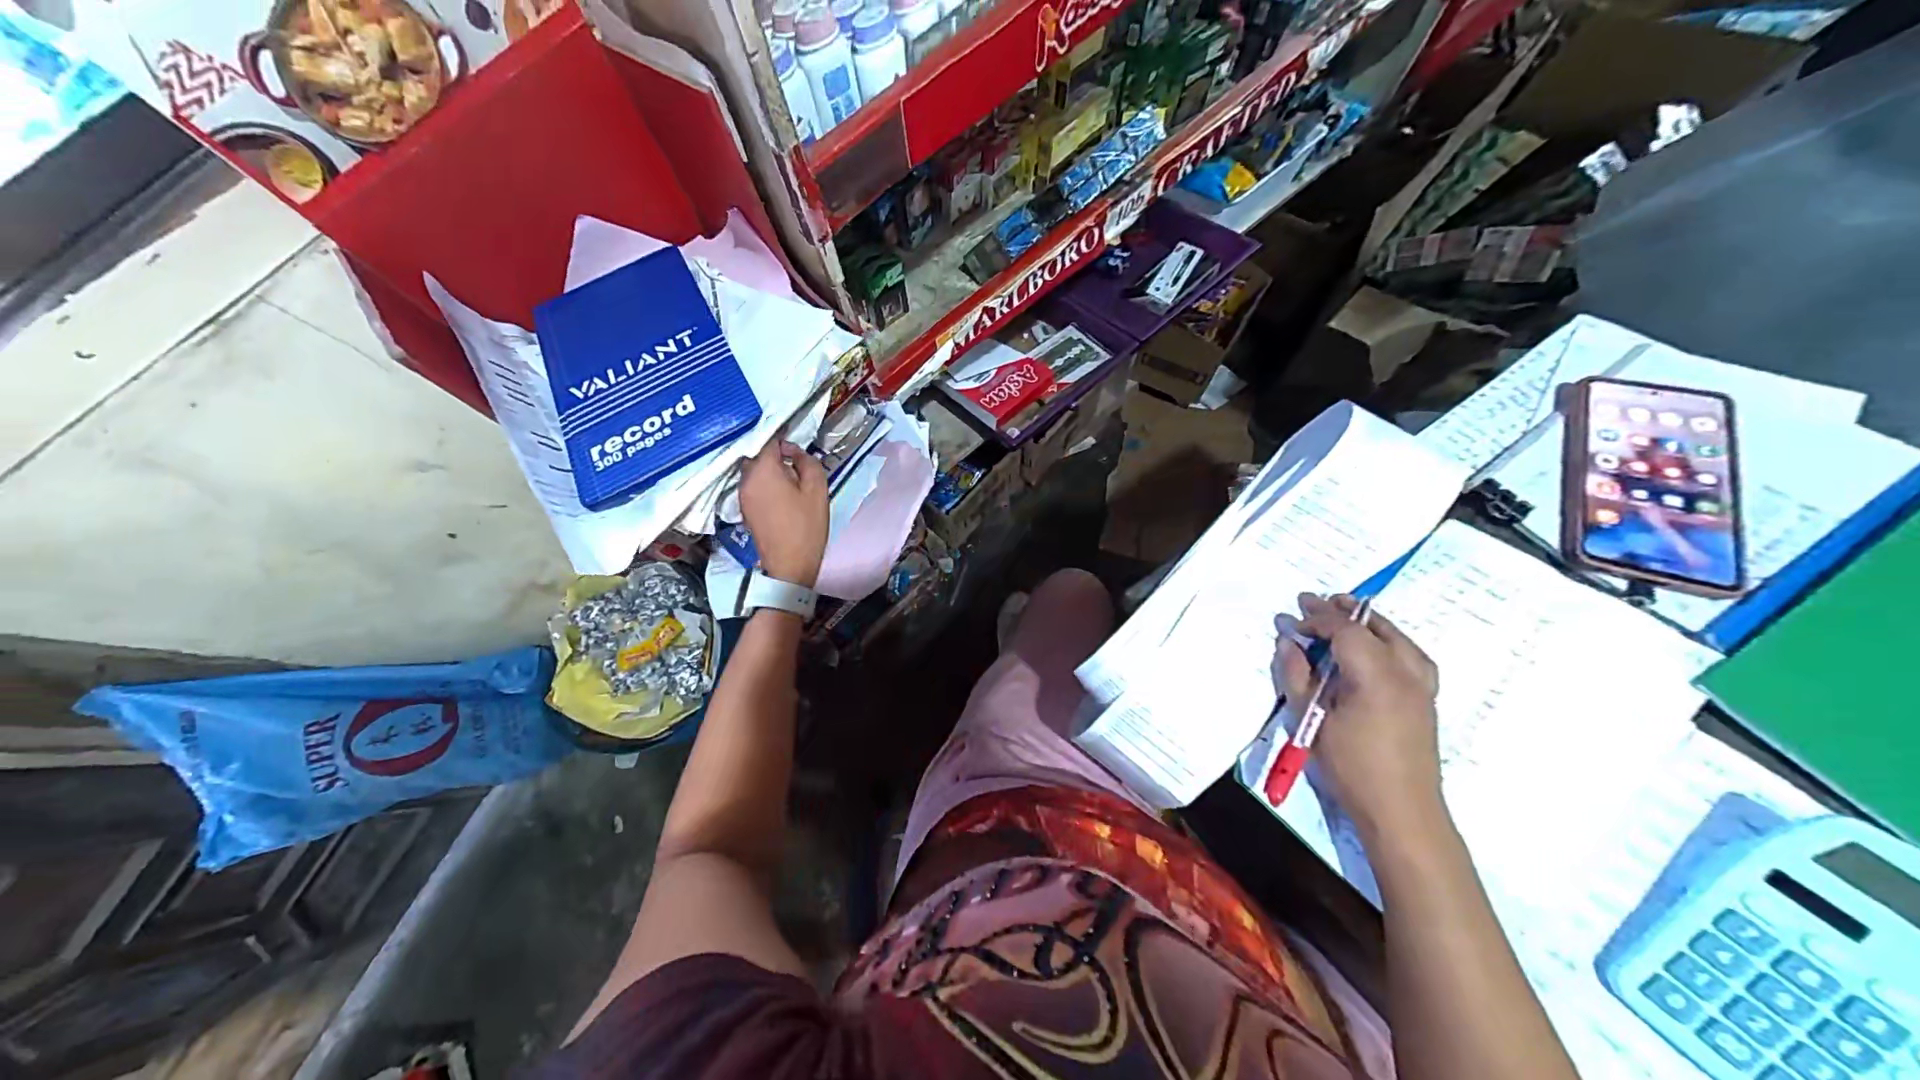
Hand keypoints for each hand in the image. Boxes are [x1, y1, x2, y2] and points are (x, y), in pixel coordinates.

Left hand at [738, 440, 828, 587]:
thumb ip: (806, 461)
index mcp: (762, 470)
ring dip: (770, 468)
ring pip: (755, 470)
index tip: (798, 441)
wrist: (789, 564)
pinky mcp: (744, 508)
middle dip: (775, 453)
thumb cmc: (806, 526)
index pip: (768, 439)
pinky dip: (765, 482)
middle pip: (758, 454)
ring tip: (791, 477)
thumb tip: (793, 451)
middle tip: (797, 461)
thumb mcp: (817, 488)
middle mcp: (746, 479)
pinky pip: (754, 485)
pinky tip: (782, 492)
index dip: (783, 436)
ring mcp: (742, 494)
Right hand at [1278, 593, 1444, 839]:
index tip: (1291, 616)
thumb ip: (1296, 675)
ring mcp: (1422, 685)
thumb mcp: (1310, 720)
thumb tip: (1287, 642)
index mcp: (1376, 674)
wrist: (1401, 812)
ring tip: (1343, 614)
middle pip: (1373, 626)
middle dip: (1341, 611)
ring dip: (1367, 623)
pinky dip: (1388, 640)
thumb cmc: (1350, 767)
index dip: (1315, 617)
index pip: (1344, 629)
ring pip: (1396, 637)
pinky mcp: (1427, 699)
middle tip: (1312, 603)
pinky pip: (1409, 654)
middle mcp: (1405, 671)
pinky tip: (1374, 647)